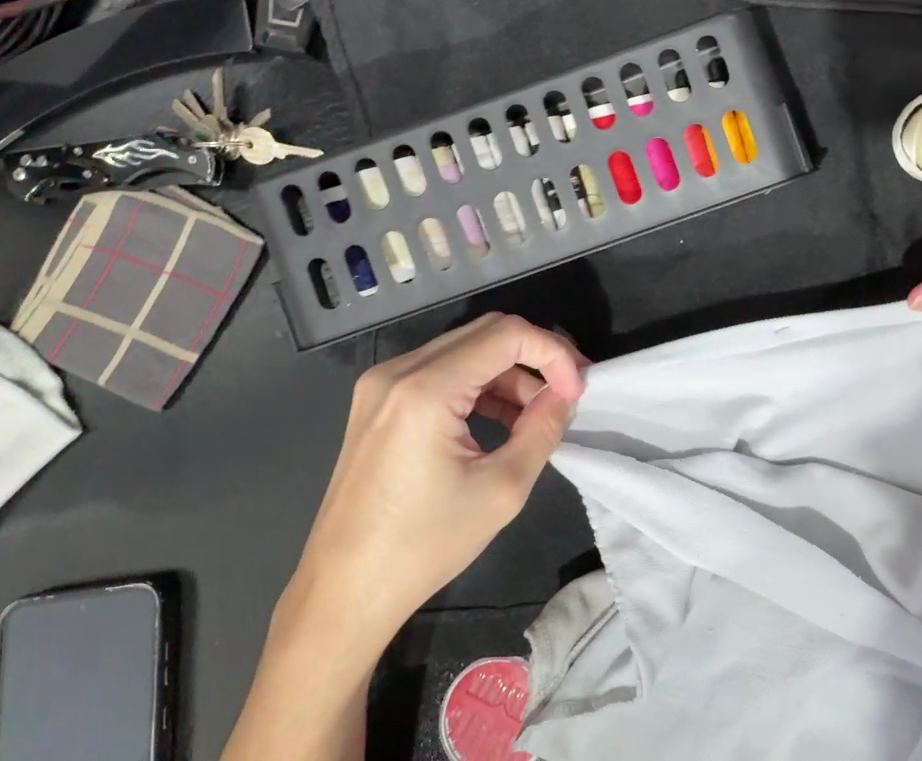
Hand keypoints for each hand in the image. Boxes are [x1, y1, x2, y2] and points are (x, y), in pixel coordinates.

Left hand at [284, 312, 587, 653]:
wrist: (345, 590)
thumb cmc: (425, 545)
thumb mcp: (503, 488)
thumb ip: (542, 429)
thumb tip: (565, 395)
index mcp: (426, 389)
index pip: (508, 334)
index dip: (553, 353)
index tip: (576, 391)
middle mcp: (397, 372)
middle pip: (486, 332)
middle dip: (534, 356)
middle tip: (567, 393)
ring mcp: (380, 385)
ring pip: (463, 350)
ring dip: (507, 372)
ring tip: (537, 414)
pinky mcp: (375, 403)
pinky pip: (439, 371)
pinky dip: (477, 384)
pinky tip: (499, 420)